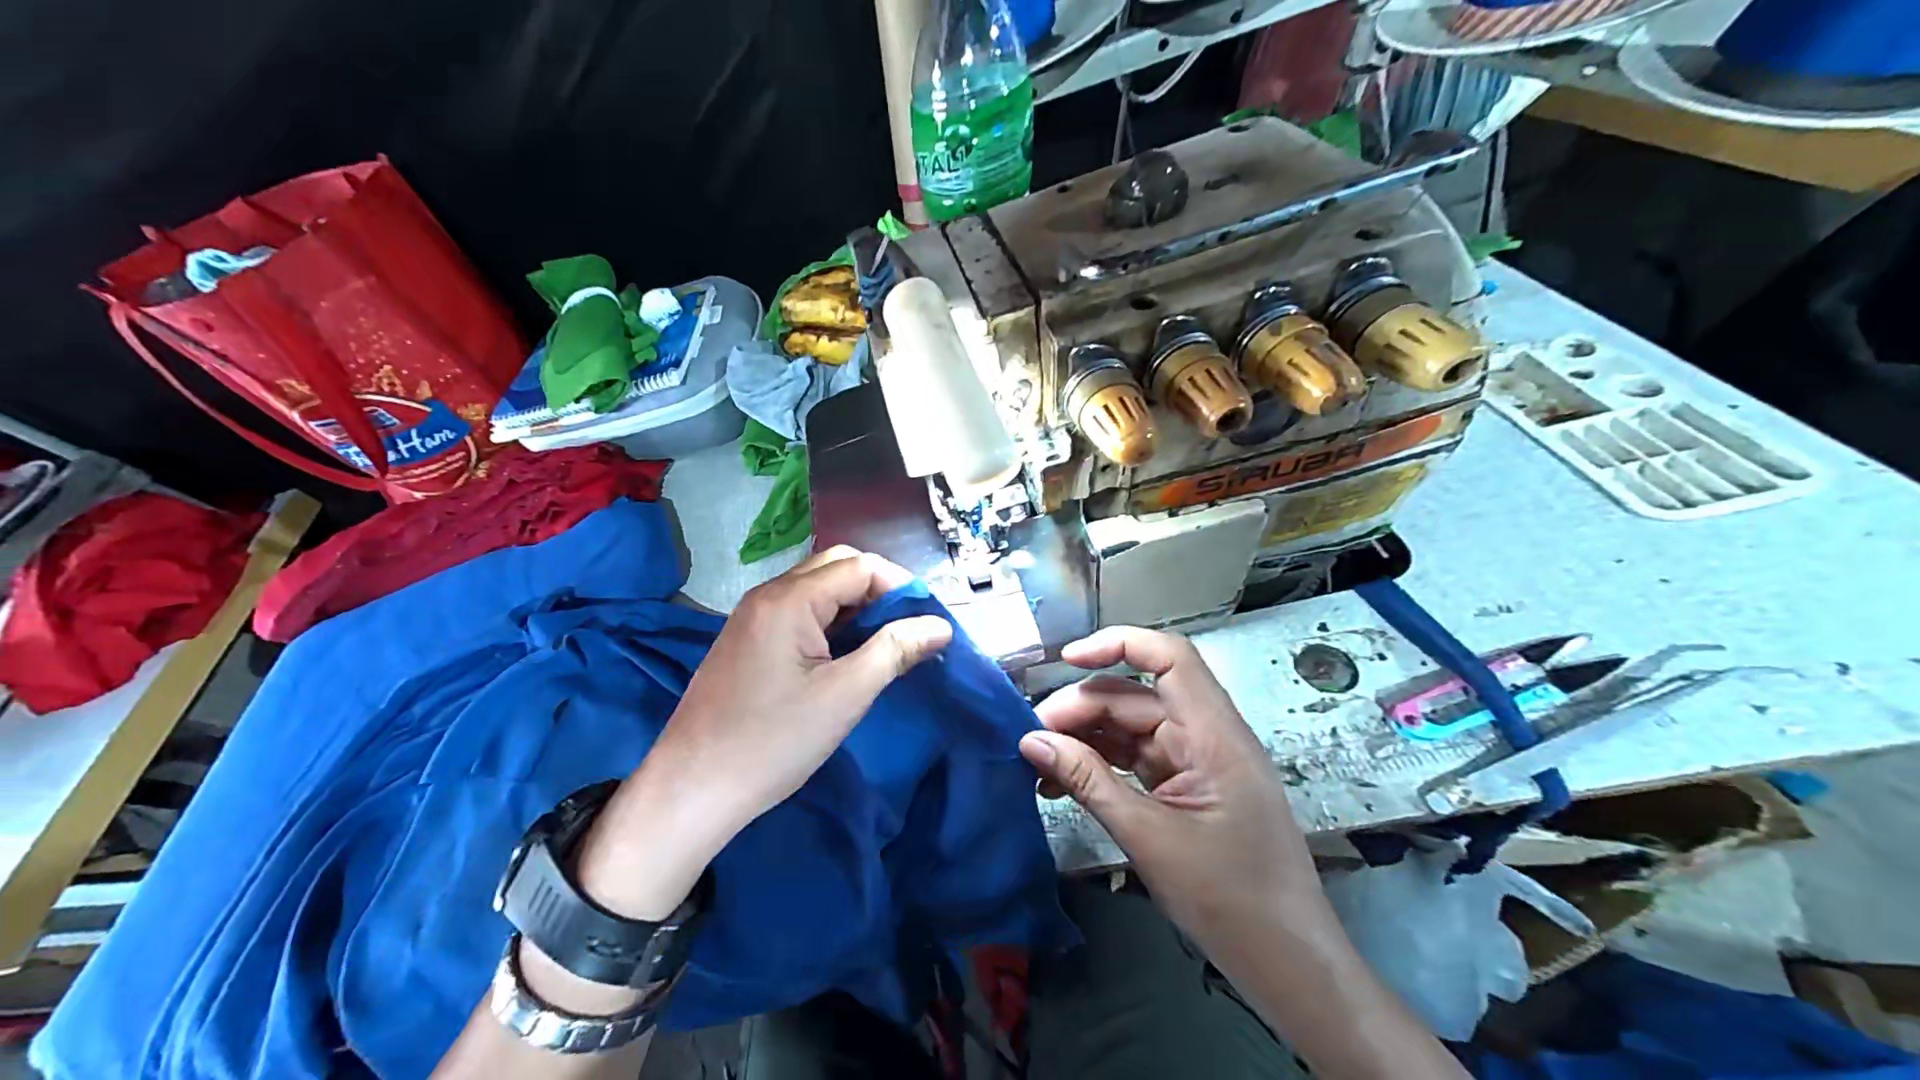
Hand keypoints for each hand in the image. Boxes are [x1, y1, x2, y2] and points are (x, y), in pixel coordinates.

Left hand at [570, 546, 951, 923]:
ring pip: (816, 589)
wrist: (692, 789)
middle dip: (879, 589)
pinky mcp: (747, 641)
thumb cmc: (773, 741)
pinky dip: (830, 621)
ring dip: (855, 605)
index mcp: (788, 599)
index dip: (901, 586)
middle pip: (836, 566)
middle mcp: (767, 595)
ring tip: (883, 642)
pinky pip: (798, 612)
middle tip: (906, 628)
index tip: (928, 621)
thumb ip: (895, 650)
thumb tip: (940, 626)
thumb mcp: (845, 695)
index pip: (859, 566)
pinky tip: (844, 654)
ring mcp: (752, 617)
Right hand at [1018, 626, 1325, 956]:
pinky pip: (1135, 760)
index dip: (1117, 644)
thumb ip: (1088, 782)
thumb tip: (1031, 740)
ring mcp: (1196, 763)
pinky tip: (1062, 781)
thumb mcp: (1149, 837)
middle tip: (1032, 738)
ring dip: (1084, 740)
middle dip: (1081, 710)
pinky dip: (1099, 766)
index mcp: (1214, 734)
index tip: (1065, 659)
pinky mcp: (1186, 788)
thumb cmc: (1230, 898)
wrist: (1287, 963)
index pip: (1170, 657)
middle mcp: (1207, 736)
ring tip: (1038, 762)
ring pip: (1130, 729)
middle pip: (1136, 697)